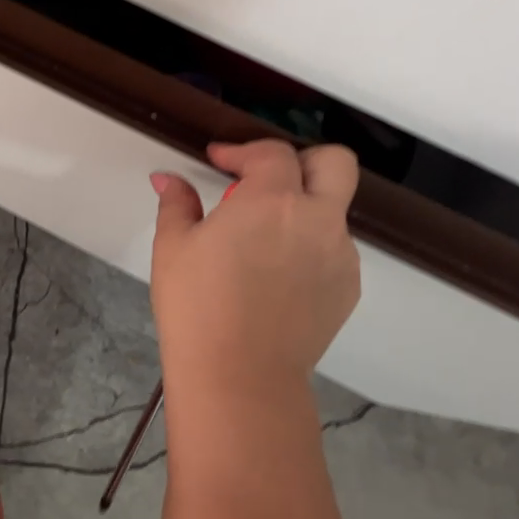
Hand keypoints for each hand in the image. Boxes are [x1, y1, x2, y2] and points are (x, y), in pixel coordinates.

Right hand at [149, 141, 362, 395]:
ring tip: (254, 236)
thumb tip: (170, 181)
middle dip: (299, 159)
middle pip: (333, 163)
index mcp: (271, 201)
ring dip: (299, 207)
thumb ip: (177, 204)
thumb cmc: (195, 302)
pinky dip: (304, 243)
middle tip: (260, 176)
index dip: (242, 150)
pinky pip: (331, 247)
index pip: (272, 153)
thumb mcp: (172, 246)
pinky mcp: (347, 285)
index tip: (217, 159)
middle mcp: (317, 219)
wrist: (240, 368)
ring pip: (331, 210)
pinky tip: (268, 271)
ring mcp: (340, 253)